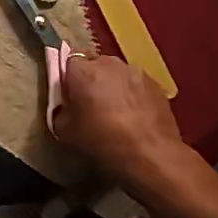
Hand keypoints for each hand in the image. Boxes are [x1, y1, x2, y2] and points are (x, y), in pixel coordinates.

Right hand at [54, 55, 185, 181]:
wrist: (151, 156)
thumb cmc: (102, 142)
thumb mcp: (64, 131)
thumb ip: (61, 110)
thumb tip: (67, 106)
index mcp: (83, 70)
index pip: (68, 61)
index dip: (67, 78)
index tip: (69, 96)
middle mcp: (109, 63)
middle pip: (94, 65)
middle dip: (91, 80)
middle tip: (90, 106)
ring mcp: (136, 71)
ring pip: (117, 75)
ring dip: (113, 87)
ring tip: (115, 114)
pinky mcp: (156, 84)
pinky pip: (136, 85)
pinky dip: (133, 96)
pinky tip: (134, 118)